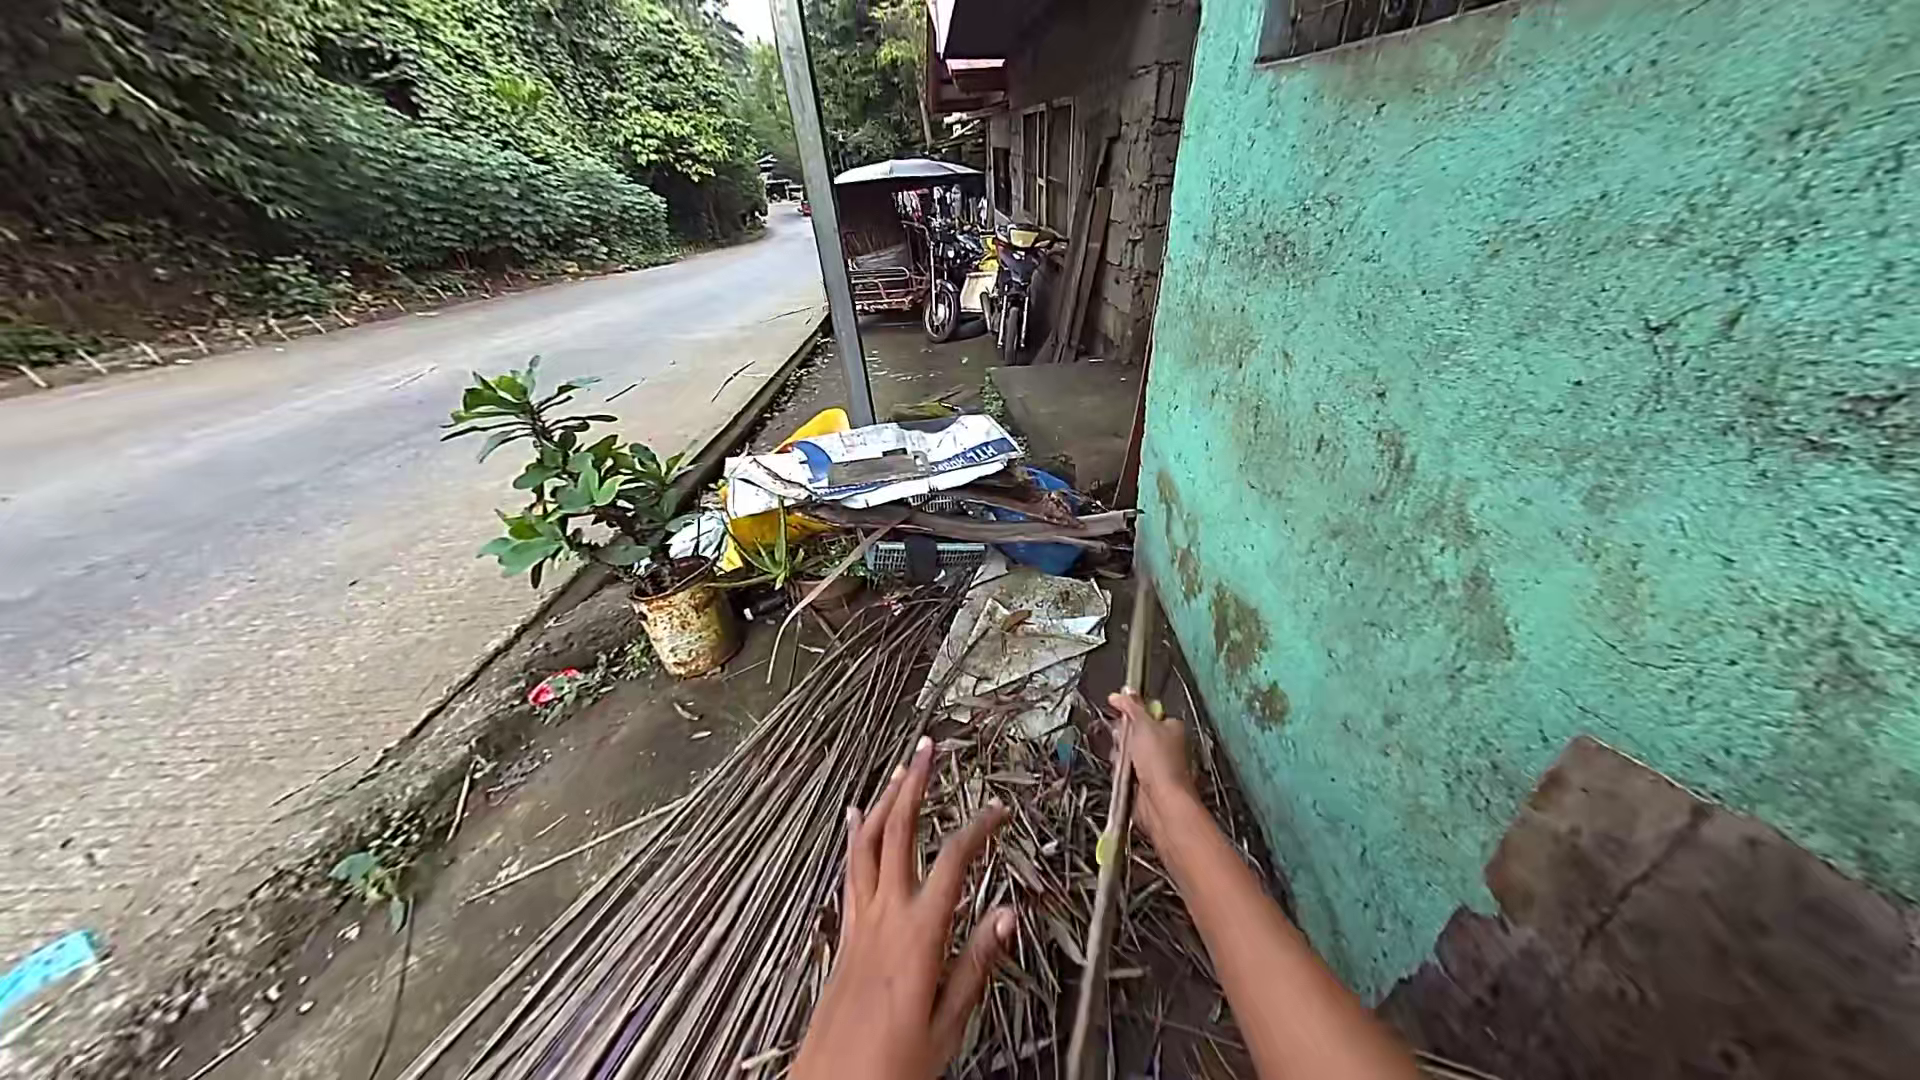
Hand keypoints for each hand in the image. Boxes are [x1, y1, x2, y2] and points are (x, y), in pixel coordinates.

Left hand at [792, 736, 1014, 1079]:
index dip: (980, 827)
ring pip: (868, 841)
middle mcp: (886, 914)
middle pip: (900, 830)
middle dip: (915, 783)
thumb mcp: (949, 1024)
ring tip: (899, 769)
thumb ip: (977, 963)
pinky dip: (855, 835)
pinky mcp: (843, 931)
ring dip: (885, 800)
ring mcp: (859, 918)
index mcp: (920, 933)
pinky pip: (849, 869)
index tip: (999, 811)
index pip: (956, 859)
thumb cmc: (893, 1069)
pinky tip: (855, 816)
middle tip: (928, 748)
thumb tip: (1009, 913)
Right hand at [1108, 692, 1200, 845]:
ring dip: (1120, 753)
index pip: (1146, 713)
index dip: (1132, 714)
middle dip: (1123, 735)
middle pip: (1134, 731)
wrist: (1161, 802)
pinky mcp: (1143, 780)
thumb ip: (1130, 706)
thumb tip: (1121, 692)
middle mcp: (1165, 744)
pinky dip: (1120, 769)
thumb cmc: (1159, 761)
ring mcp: (1154, 764)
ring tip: (1124, 760)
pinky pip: (1124, 768)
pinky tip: (1122, 772)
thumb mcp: (1142, 724)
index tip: (1122, 716)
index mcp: (1171, 727)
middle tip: (1123, 740)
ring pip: (1127, 750)